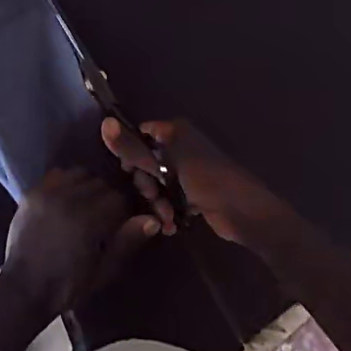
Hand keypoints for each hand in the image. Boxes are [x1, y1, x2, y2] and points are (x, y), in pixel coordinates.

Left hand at [1, 168, 159, 318]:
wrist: (24, 288)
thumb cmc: (68, 286)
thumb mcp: (103, 271)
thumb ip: (126, 242)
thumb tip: (153, 219)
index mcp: (87, 220)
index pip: (118, 199)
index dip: (123, 212)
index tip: (119, 225)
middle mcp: (68, 198)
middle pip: (100, 184)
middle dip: (107, 199)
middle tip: (103, 219)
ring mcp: (47, 191)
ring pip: (80, 174)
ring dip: (88, 186)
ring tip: (85, 207)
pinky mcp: (33, 190)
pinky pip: (58, 174)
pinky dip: (67, 182)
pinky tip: (67, 200)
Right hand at [102, 118, 299, 247]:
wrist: (246, 213)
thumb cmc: (206, 179)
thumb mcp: (166, 164)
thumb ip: (133, 148)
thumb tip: (104, 123)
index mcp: (175, 131)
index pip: (140, 133)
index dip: (130, 151)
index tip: (127, 171)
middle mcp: (180, 146)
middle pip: (147, 161)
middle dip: (146, 183)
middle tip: (151, 197)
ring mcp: (187, 171)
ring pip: (158, 183)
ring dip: (157, 201)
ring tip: (166, 218)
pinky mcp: (194, 194)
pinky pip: (171, 198)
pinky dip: (168, 210)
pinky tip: (171, 226)